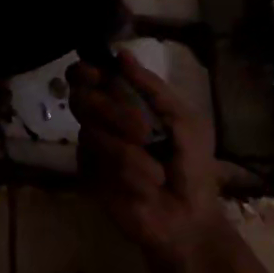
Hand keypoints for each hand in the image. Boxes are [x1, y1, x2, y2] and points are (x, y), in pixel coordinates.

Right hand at [68, 50, 224, 260]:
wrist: (191, 218)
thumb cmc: (192, 166)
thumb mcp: (184, 120)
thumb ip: (152, 88)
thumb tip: (121, 54)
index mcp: (122, 101)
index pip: (86, 76)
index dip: (84, 71)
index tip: (95, 75)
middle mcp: (100, 119)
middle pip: (81, 97)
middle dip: (113, 112)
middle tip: (144, 131)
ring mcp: (91, 147)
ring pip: (91, 132)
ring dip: (129, 153)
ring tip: (157, 174)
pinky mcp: (87, 174)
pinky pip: (96, 163)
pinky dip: (127, 174)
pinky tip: (145, 188)